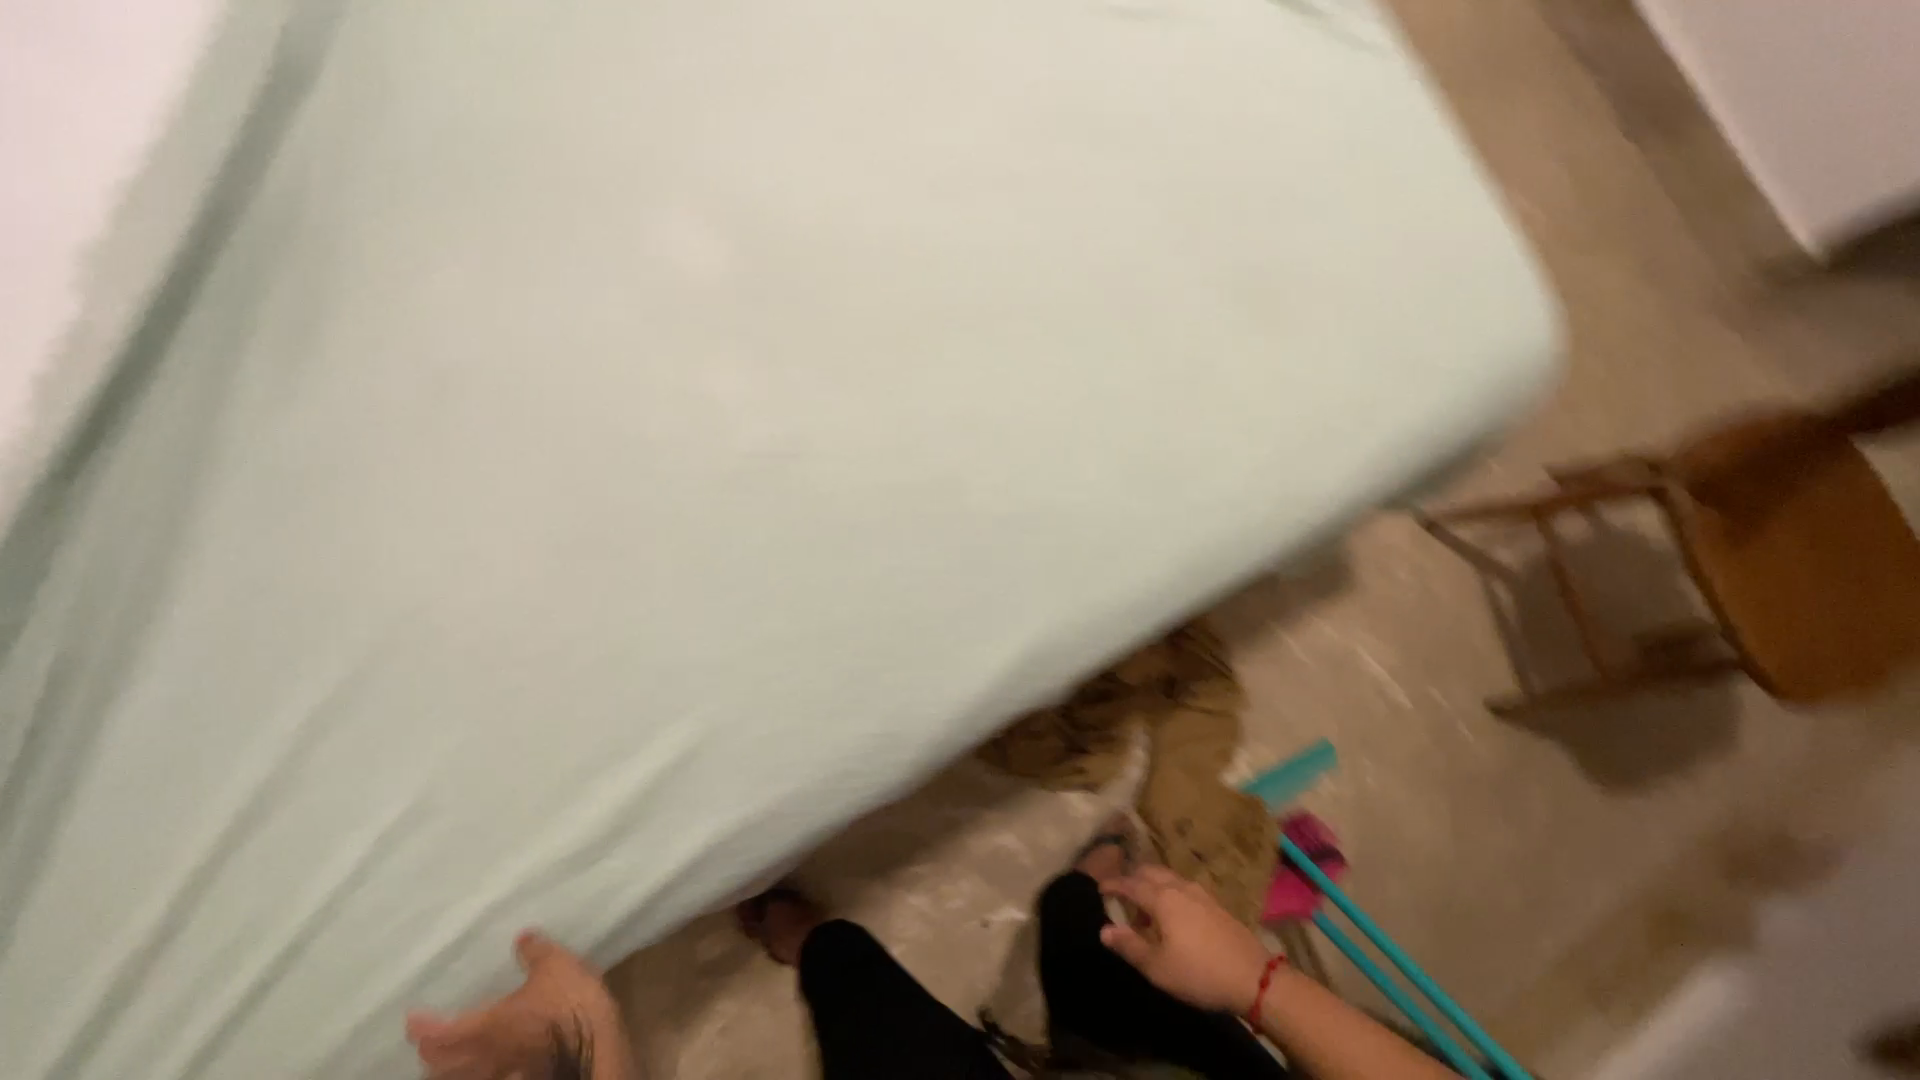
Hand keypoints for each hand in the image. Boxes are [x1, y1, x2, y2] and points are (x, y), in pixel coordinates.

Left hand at [406, 931, 619, 1078]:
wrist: (593, 1048)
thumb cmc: (568, 1005)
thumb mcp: (556, 966)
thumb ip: (535, 953)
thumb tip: (520, 937)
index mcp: (484, 1027)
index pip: (438, 1032)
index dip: (422, 1026)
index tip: (412, 1017)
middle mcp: (484, 1055)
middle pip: (441, 1064)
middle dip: (430, 1055)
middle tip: (426, 1042)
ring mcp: (502, 1073)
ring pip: (461, 1079)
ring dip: (448, 1072)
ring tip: (447, 1063)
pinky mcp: (522, 1079)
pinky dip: (479, 1075)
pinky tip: (490, 1070)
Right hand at [1099, 865, 1271, 1013]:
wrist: (1255, 978)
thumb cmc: (1199, 973)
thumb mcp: (1157, 967)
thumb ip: (1129, 946)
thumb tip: (1104, 929)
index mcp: (1162, 898)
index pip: (1131, 883)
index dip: (1113, 884)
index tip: (1099, 888)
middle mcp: (1180, 888)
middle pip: (1151, 872)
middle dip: (1133, 878)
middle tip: (1121, 895)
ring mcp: (1202, 894)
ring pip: (1169, 878)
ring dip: (1153, 885)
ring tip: (1146, 908)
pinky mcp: (1216, 905)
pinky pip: (1184, 888)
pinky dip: (1169, 892)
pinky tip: (1173, 915)